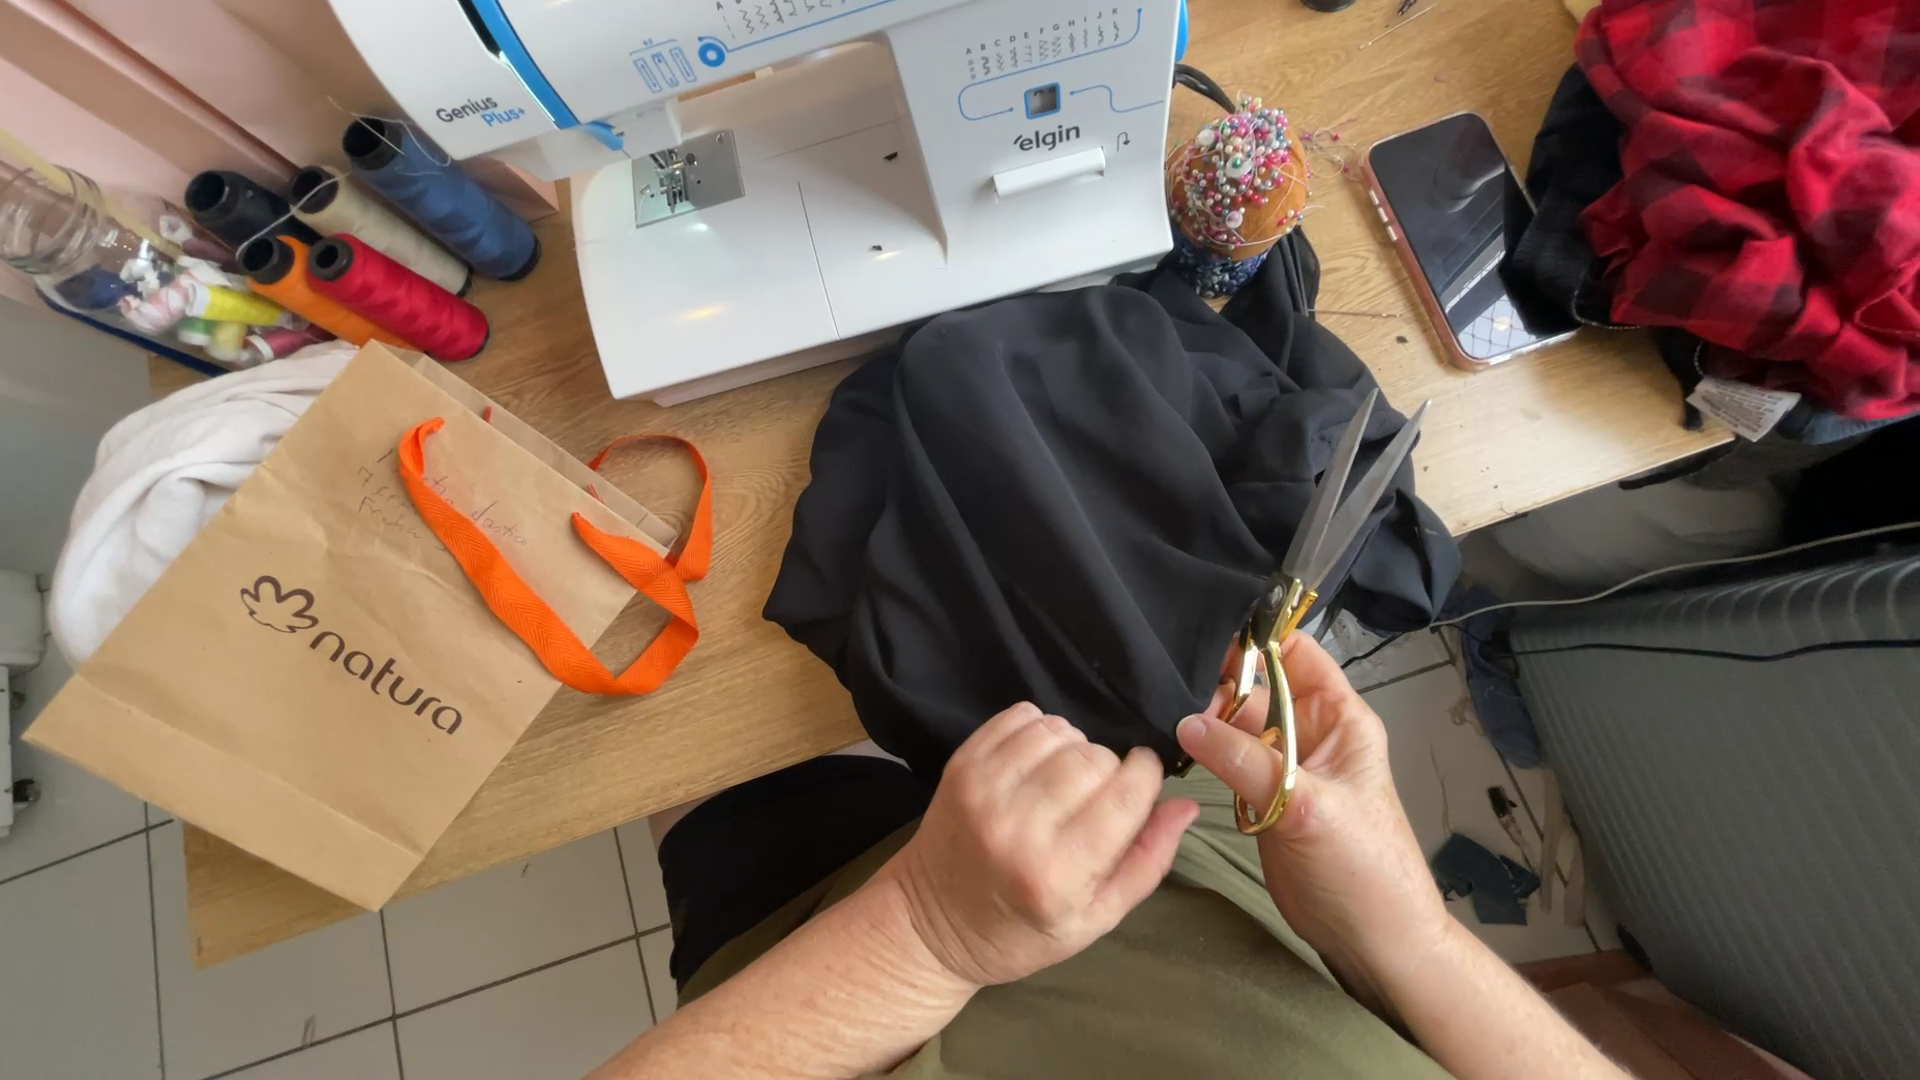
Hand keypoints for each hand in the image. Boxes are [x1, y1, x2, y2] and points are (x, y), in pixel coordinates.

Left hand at [878, 702, 1199, 987]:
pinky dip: (1041, 727)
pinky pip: (1020, 715)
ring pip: (1058, 730)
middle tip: (1100, 790)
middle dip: (1110, 766)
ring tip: (1067, 774)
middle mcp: (1017, 825)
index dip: (1146, 775)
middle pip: (1092, 758)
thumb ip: (1147, 861)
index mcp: (1056, 875)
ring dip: (1075, 744)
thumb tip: (1187, 804)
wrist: (932, 921)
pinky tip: (1039, 758)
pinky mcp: (962, 762)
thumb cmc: (1022, 930)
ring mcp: (983, 788)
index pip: (1123, 796)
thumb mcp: (1095, 919)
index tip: (1145, 776)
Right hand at [1176, 632, 1450, 1004]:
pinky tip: (1169, 739)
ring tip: (1159, 707)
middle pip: (1254, 684)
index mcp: (1337, 716)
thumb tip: (1186, 722)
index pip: (1295, 654)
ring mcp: (1280, 761)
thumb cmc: (1364, 866)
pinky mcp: (1257, 791)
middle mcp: (1306, 729)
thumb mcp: (1308, 805)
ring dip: (1202, 715)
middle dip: (1216, 679)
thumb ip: (1246, 762)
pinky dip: (1199, 747)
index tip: (1205, 632)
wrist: (1370, 940)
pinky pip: (1223, 754)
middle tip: (1169, 683)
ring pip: (1233, 719)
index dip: (1258, 638)